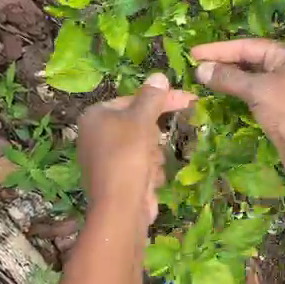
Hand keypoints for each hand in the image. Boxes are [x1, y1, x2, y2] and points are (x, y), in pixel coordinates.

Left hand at [76, 72, 195, 225]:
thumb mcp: (141, 120)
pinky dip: (149, 172)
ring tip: (148, 168)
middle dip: (154, 137)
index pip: (133, 99)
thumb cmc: (126, 156)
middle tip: (154, 146)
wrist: (120, 208)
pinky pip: (142, 166)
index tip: (189, 99)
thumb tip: (158, 76)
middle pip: (139, 124)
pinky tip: (148, 182)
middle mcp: (96, 136)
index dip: (162, 99)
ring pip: (145, 147)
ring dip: (154, 156)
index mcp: (95, 117)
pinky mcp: (118, 179)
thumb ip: (151, 97)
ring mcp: (106, 159)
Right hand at [190, 39, 284, 179]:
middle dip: (223, 62)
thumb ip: (227, 77)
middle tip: (195, 64)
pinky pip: (255, 90)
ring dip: (228, 76)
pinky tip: (220, 90)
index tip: (194, 52)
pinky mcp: (281, 103)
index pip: (248, 46)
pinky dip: (238, 89)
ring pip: (252, 75)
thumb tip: (200, 69)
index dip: (219, 50)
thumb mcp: (256, 90)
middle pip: (250, 58)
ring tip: (202, 76)